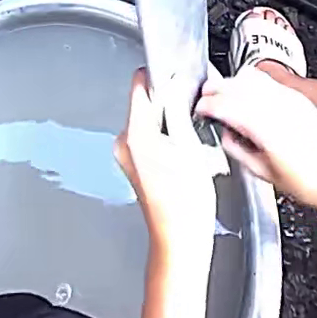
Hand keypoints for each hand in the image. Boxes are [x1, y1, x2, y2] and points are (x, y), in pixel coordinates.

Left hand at [116, 69, 218, 259]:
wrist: (180, 241)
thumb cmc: (187, 204)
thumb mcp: (190, 147)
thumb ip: (178, 110)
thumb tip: (175, 85)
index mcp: (136, 133)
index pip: (140, 84)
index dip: (160, 76)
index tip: (177, 77)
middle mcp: (124, 141)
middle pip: (144, 102)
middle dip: (168, 101)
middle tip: (191, 113)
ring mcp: (126, 154)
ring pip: (147, 120)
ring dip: (168, 120)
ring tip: (190, 139)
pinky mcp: (132, 164)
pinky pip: (147, 137)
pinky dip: (164, 136)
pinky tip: (182, 153)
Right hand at [194, 66, 316, 209]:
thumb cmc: (313, 183)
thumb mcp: (264, 173)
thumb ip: (238, 149)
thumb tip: (226, 137)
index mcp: (260, 123)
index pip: (221, 103)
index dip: (204, 105)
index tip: (198, 109)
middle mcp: (272, 104)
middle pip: (232, 83)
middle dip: (214, 90)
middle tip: (204, 100)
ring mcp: (287, 97)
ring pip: (248, 76)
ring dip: (231, 83)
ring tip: (223, 96)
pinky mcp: (297, 98)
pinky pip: (266, 80)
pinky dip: (249, 83)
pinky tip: (248, 97)